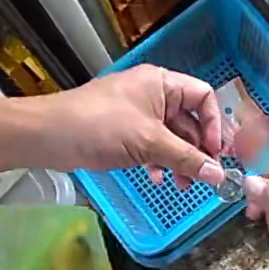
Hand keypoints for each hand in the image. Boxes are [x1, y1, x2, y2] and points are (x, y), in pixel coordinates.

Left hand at [29, 65, 226, 188]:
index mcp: (162, 84)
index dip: (214, 124)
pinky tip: (158, 179)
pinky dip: (160, 162)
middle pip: (191, 122)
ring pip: (173, 138)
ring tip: (182, 185)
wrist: (49, 136)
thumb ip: (187, 159)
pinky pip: (155, 146)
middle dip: (198, 150)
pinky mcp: (127, 133)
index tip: (215, 152)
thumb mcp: (149, 142)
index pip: (204, 97)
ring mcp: (140, 114)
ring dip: (181, 161)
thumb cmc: (100, 127)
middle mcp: (154, 95)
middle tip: (205, 176)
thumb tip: (219, 175)